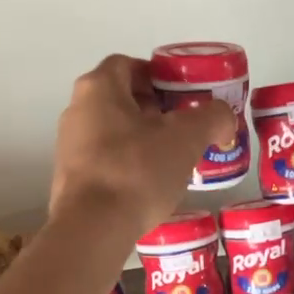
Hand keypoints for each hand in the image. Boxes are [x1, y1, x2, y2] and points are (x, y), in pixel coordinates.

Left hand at [49, 54, 234, 238]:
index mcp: (98, 87)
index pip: (129, 65)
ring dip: (137, 143)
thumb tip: (225, 117)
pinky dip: (123, 169)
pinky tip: (145, 190)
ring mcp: (68, 148)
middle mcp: (76, 110)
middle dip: (151, 113)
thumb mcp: (186, 139)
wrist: (94, 227)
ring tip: (167, 164)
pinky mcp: (69, 182)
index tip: (181, 99)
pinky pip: (102, 165)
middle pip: (119, 101)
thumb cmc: (137, 171)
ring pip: (110, 135)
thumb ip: (211, 118)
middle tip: (180, 133)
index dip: (158, 78)